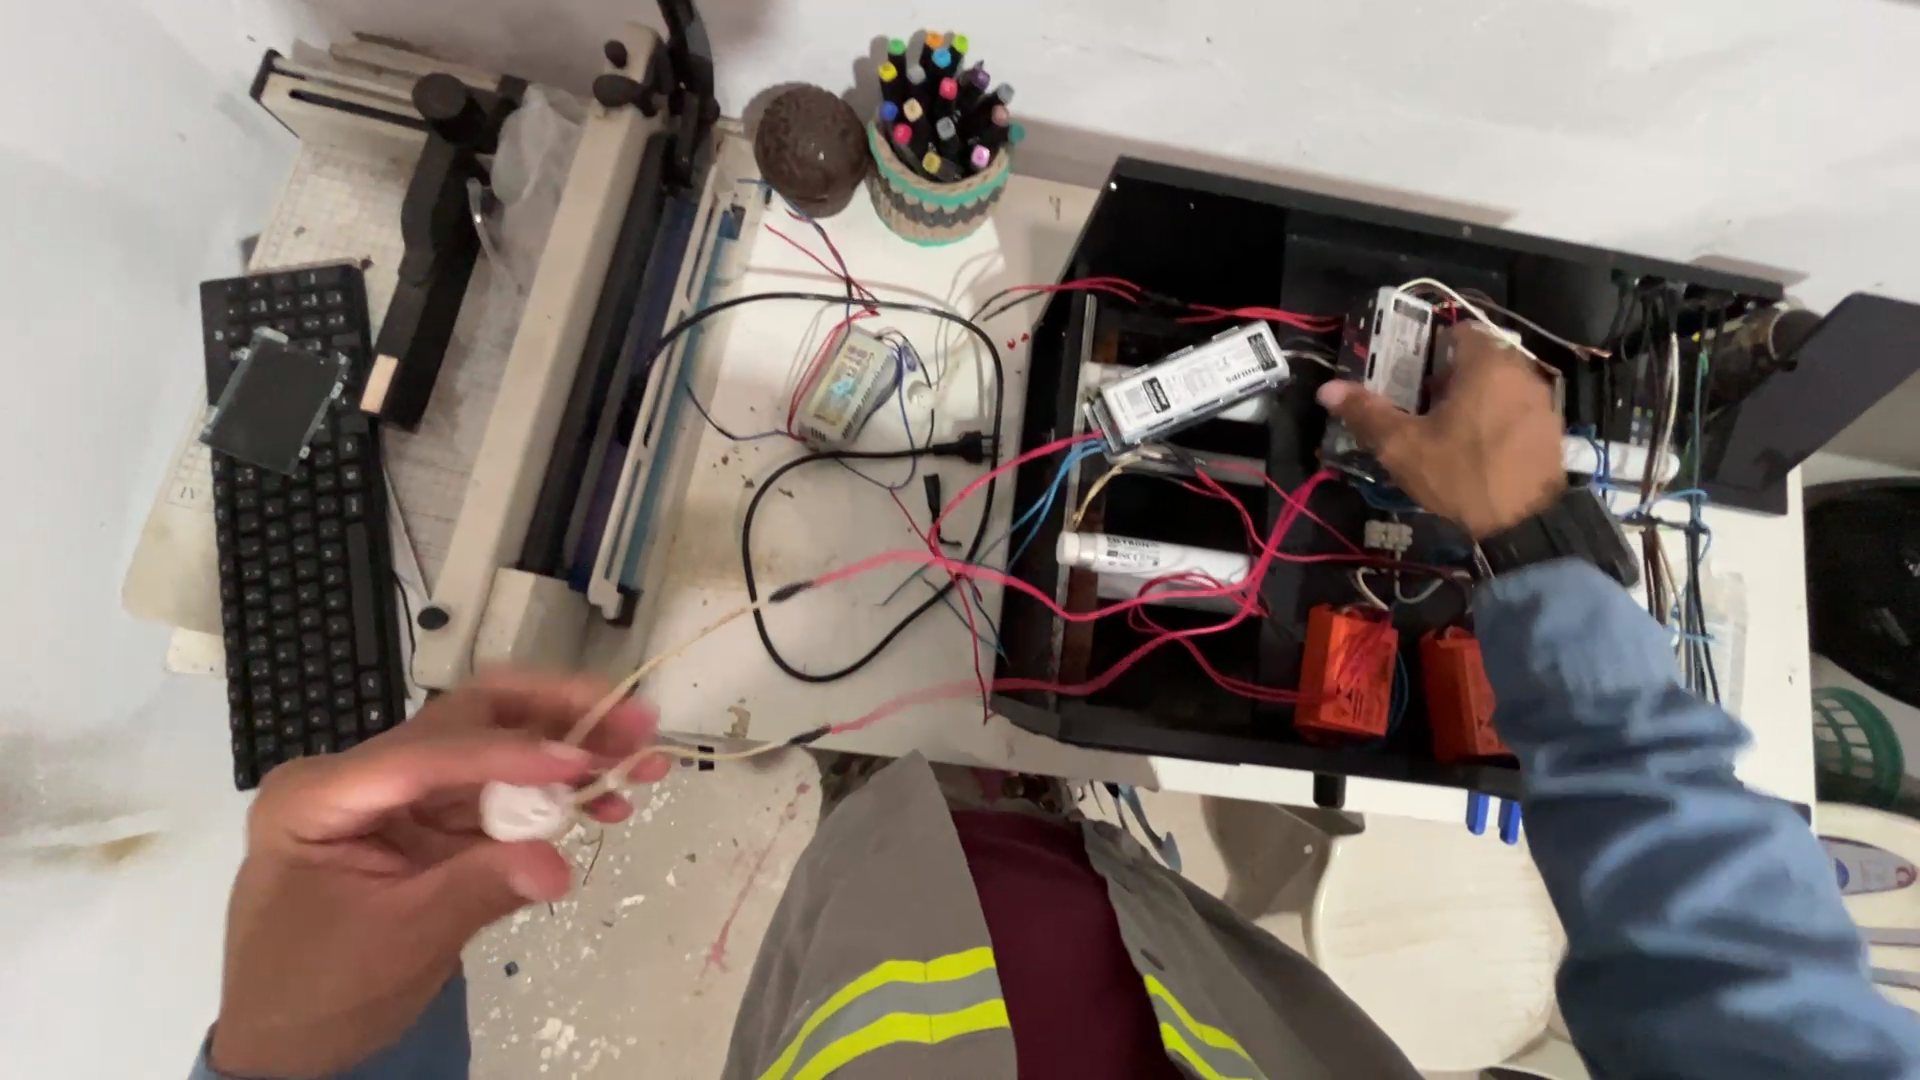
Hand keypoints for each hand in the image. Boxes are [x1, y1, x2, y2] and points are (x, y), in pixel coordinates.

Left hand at [209, 672, 669, 1077]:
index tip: (583, 761)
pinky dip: (570, 789)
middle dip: (564, 714)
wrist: (295, 1042)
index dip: (512, 752)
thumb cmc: (316, 992)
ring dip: (583, 744)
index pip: (430, 753)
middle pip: (479, 715)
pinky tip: (613, 804)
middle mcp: (374, 771)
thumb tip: (559, 867)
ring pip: (512, 737)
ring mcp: (418, 788)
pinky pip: (521, 784)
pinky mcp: (453, 810)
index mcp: (325, 793)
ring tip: (645, 757)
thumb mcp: (395, 943)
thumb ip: (477, 890)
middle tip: (634, 720)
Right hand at [1318, 322, 1566, 536]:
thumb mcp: (1401, 446)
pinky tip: (1473, 445)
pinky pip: (1513, 406)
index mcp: (1485, 366)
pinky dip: (1492, 414)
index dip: (1430, 347)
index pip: (1459, 332)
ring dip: (1471, 395)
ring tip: (1443, 427)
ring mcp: (1540, 399)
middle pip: (1479, 358)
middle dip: (1448, 374)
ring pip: (1498, 382)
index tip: (1408, 372)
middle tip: (1417, 403)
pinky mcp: (1549, 426)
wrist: (1523, 520)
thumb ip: (1366, 412)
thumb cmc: (1458, 473)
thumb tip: (1328, 388)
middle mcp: (1520, 372)